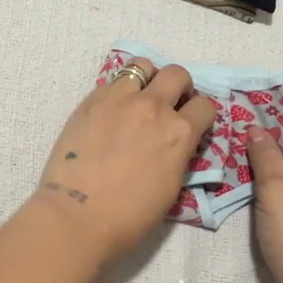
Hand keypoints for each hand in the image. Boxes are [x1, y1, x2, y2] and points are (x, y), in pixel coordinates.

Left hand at [28, 58, 218, 261]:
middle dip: (179, 87)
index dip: (200, 115)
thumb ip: (178, 155)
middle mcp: (154, 107)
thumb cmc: (129, 217)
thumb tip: (177, 143)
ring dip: (147, 79)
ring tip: (138, 97)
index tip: (192, 123)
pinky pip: (111, 81)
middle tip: (169, 104)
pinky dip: (118, 91)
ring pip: (141, 66)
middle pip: (177, 74)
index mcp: (180, 132)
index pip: (205, 106)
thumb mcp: (171, 188)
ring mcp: (120, 99)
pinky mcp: (91, 100)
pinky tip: (111, 110)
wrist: (77, 216)